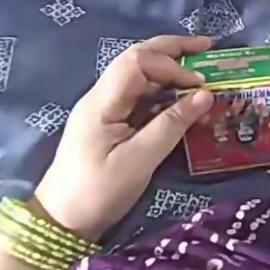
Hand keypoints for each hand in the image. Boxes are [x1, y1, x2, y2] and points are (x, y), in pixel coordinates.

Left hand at [34, 35, 214, 241]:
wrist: (62, 222)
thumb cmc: (99, 192)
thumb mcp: (140, 160)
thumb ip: (172, 125)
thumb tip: (205, 95)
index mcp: (103, 101)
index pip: (138, 62)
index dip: (172, 65)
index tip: (201, 83)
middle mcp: (102, 96)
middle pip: (138, 58)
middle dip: (173, 50)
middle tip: (208, 47)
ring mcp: (105, 108)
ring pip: (139, 75)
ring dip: (170, 68)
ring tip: (201, 68)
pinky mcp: (110, 122)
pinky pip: (139, 96)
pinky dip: (164, 90)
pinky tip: (182, 97)